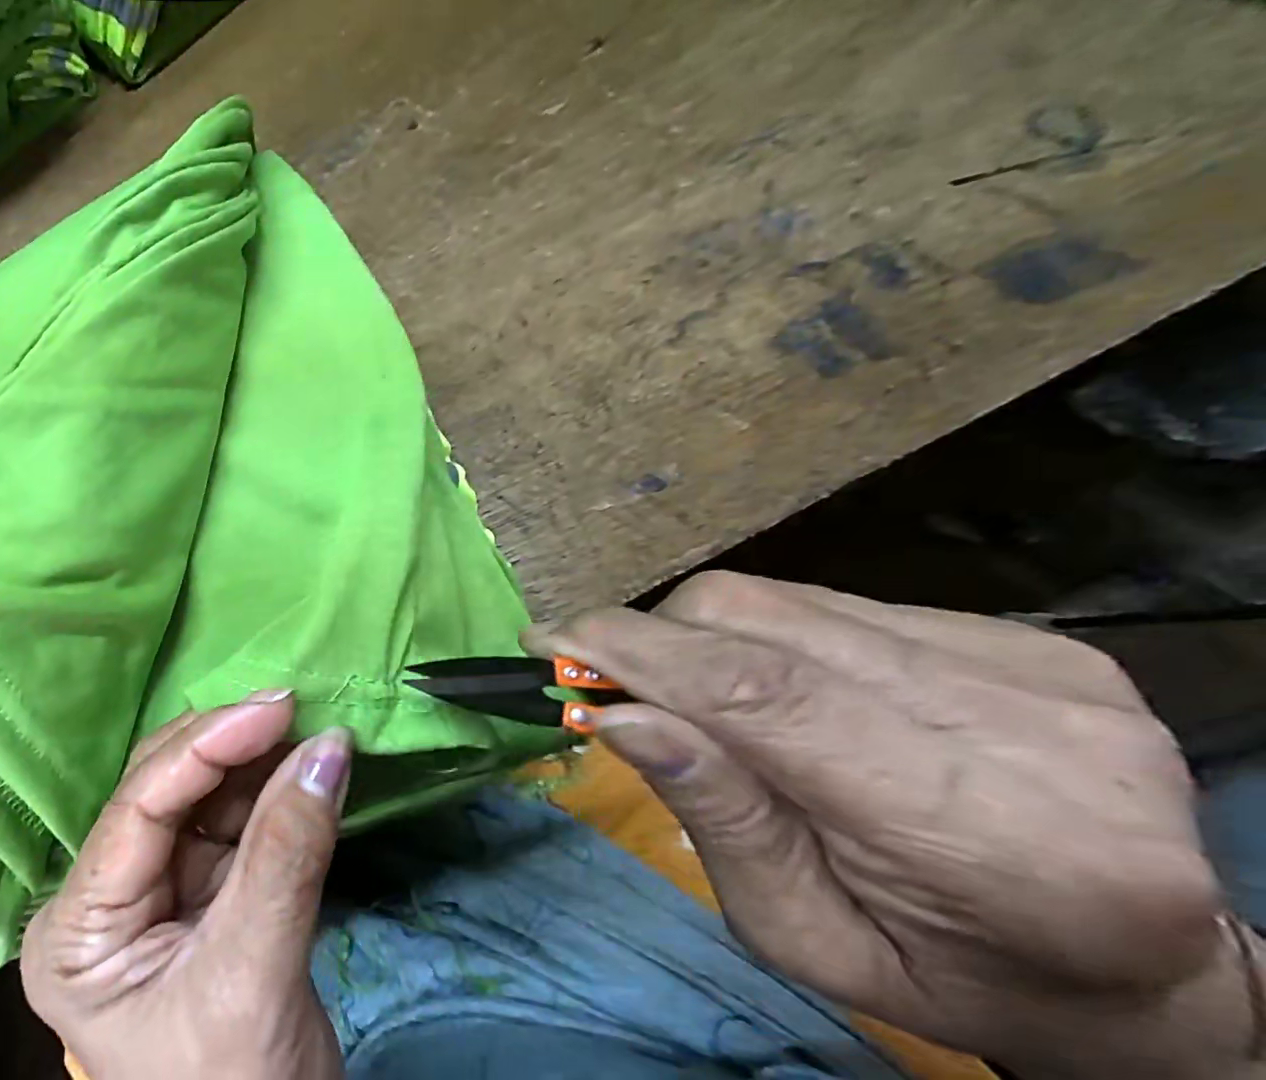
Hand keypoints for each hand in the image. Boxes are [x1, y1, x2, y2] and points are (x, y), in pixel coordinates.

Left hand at [21, 690, 350, 1079]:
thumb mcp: (254, 974)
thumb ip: (287, 853)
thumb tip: (330, 747)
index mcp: (79, 926)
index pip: (137, 807)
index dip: (206, 746)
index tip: (276, 707)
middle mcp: (107, 896)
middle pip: (164, 790)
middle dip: (229, 745)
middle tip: (296, 708)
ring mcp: (159, 891)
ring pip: (204, 797)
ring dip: (257, 761)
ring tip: (309, 729)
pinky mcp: (207, 893)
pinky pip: (238, 822)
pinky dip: (274, 792)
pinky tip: (305, 766)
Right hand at [531, 572, 1259, 1078]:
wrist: (1138, 971)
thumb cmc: (945, 977)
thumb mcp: (802, 934)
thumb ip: (716, 815)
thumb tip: (615, 715)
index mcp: (987, 842)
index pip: (768, 698)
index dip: (641, 653)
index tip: (549, 640)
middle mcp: (1028, 728)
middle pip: (766, 624)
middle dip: (656, 641)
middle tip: (607, 680)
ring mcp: (1036, 666)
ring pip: (788, 599)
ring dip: (707, 639)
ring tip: (703, 697)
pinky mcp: (1024, 637)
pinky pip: (834, 604)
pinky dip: (770, 639)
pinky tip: (788, 691)